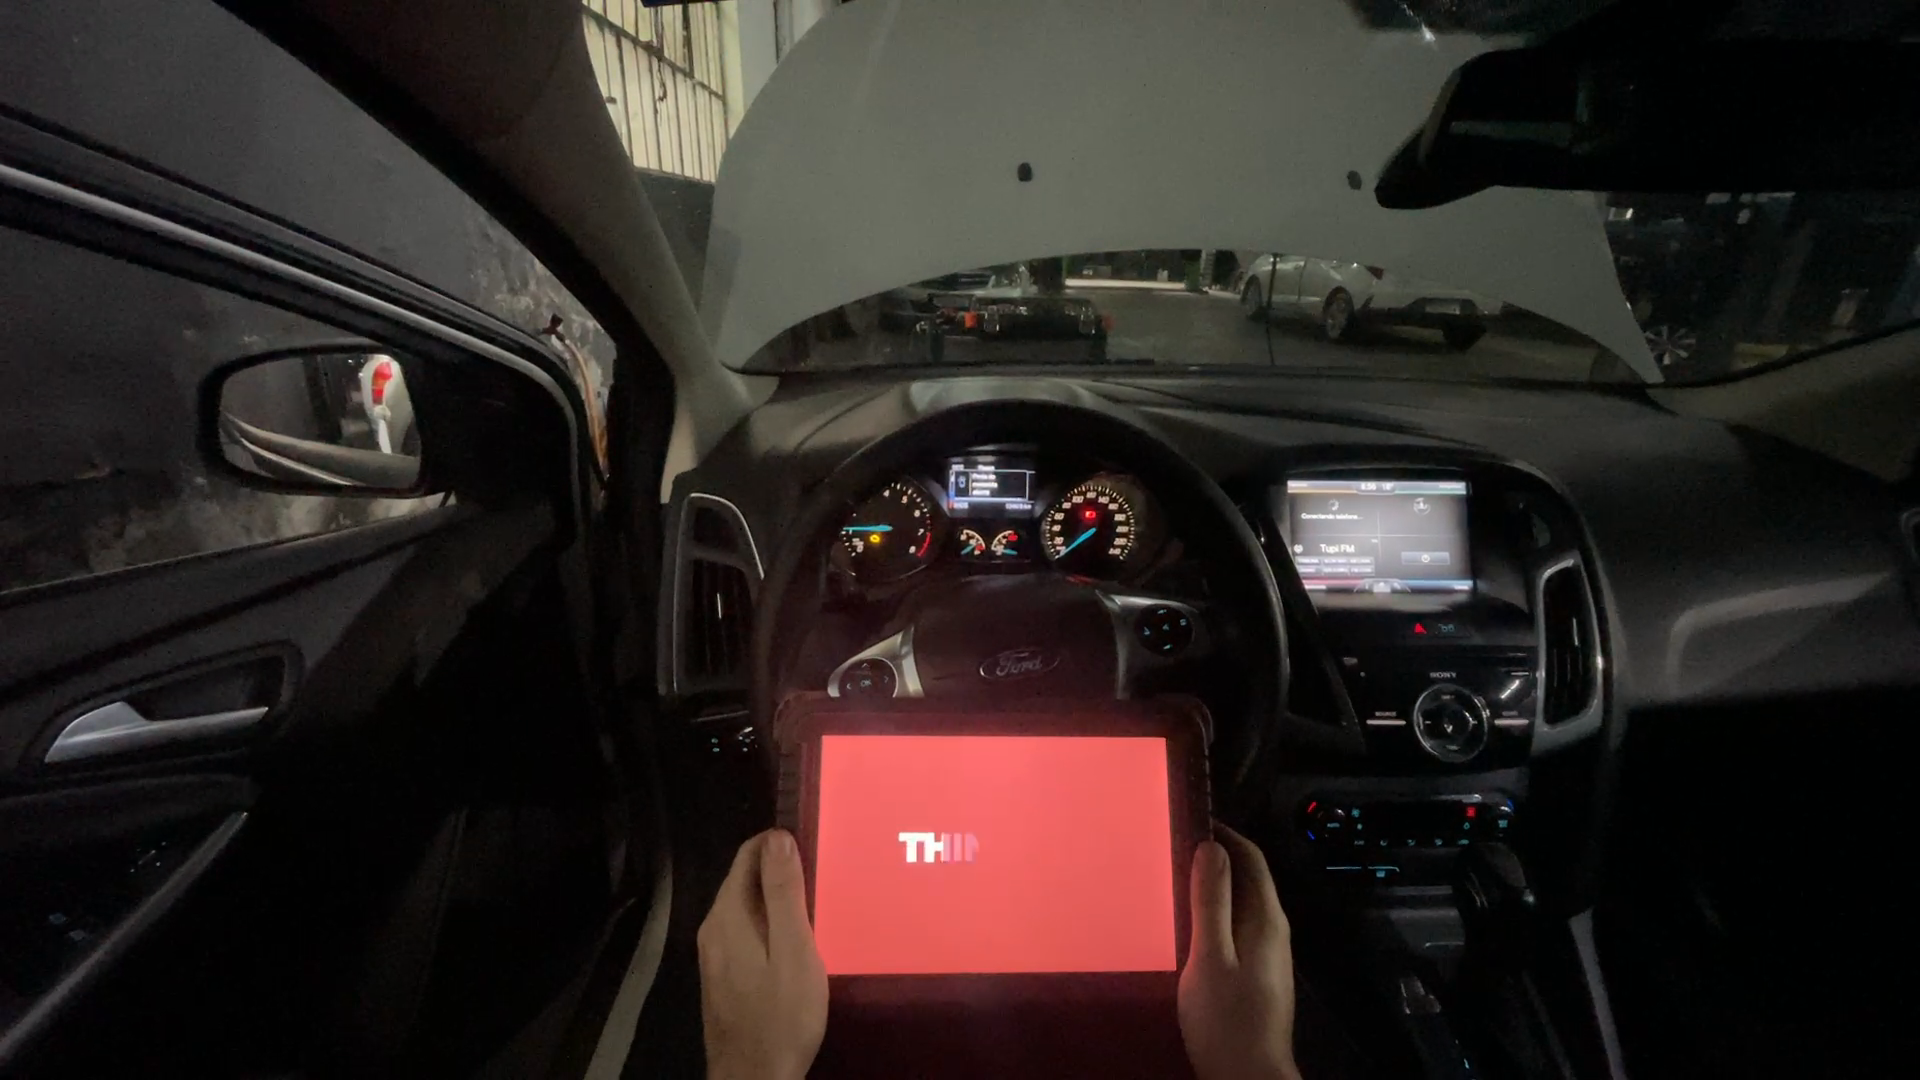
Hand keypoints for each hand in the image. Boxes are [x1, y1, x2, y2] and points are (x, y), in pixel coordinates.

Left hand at [698, 829, 827, 1079]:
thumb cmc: (781, 1016)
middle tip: (822, 876)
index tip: (814, 845)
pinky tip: (796, 938)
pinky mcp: (723, 974)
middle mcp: (713, 928)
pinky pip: (746, 928)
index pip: (748, 854)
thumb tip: (778, 838)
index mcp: (727, 916)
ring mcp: (715, 953)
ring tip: (815, 903)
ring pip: (747, 903)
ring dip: (778, 895)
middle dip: (781, 868)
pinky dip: (770, 920)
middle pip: (745, 877)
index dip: (779, 843)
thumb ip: (783, 892)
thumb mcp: (793, 950)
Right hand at [1177, 825, 1301, 1079]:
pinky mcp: (1257, 970)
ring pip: (1241, 899)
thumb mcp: (1210, 955)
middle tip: (1171, 844)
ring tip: (1172, 874)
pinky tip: (1186, 918)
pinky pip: (1236, 921)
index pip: (1250, 856)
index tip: (1187, 819)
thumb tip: (1210, 845)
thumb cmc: (1227, 1018)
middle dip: (1214, 854)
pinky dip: (1213, 907)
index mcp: (1265, 917)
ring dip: (1212, 881)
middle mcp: (1273, 928)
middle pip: (1248, 875)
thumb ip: (1211, 900)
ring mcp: (1267, 951)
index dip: (1223, 832)